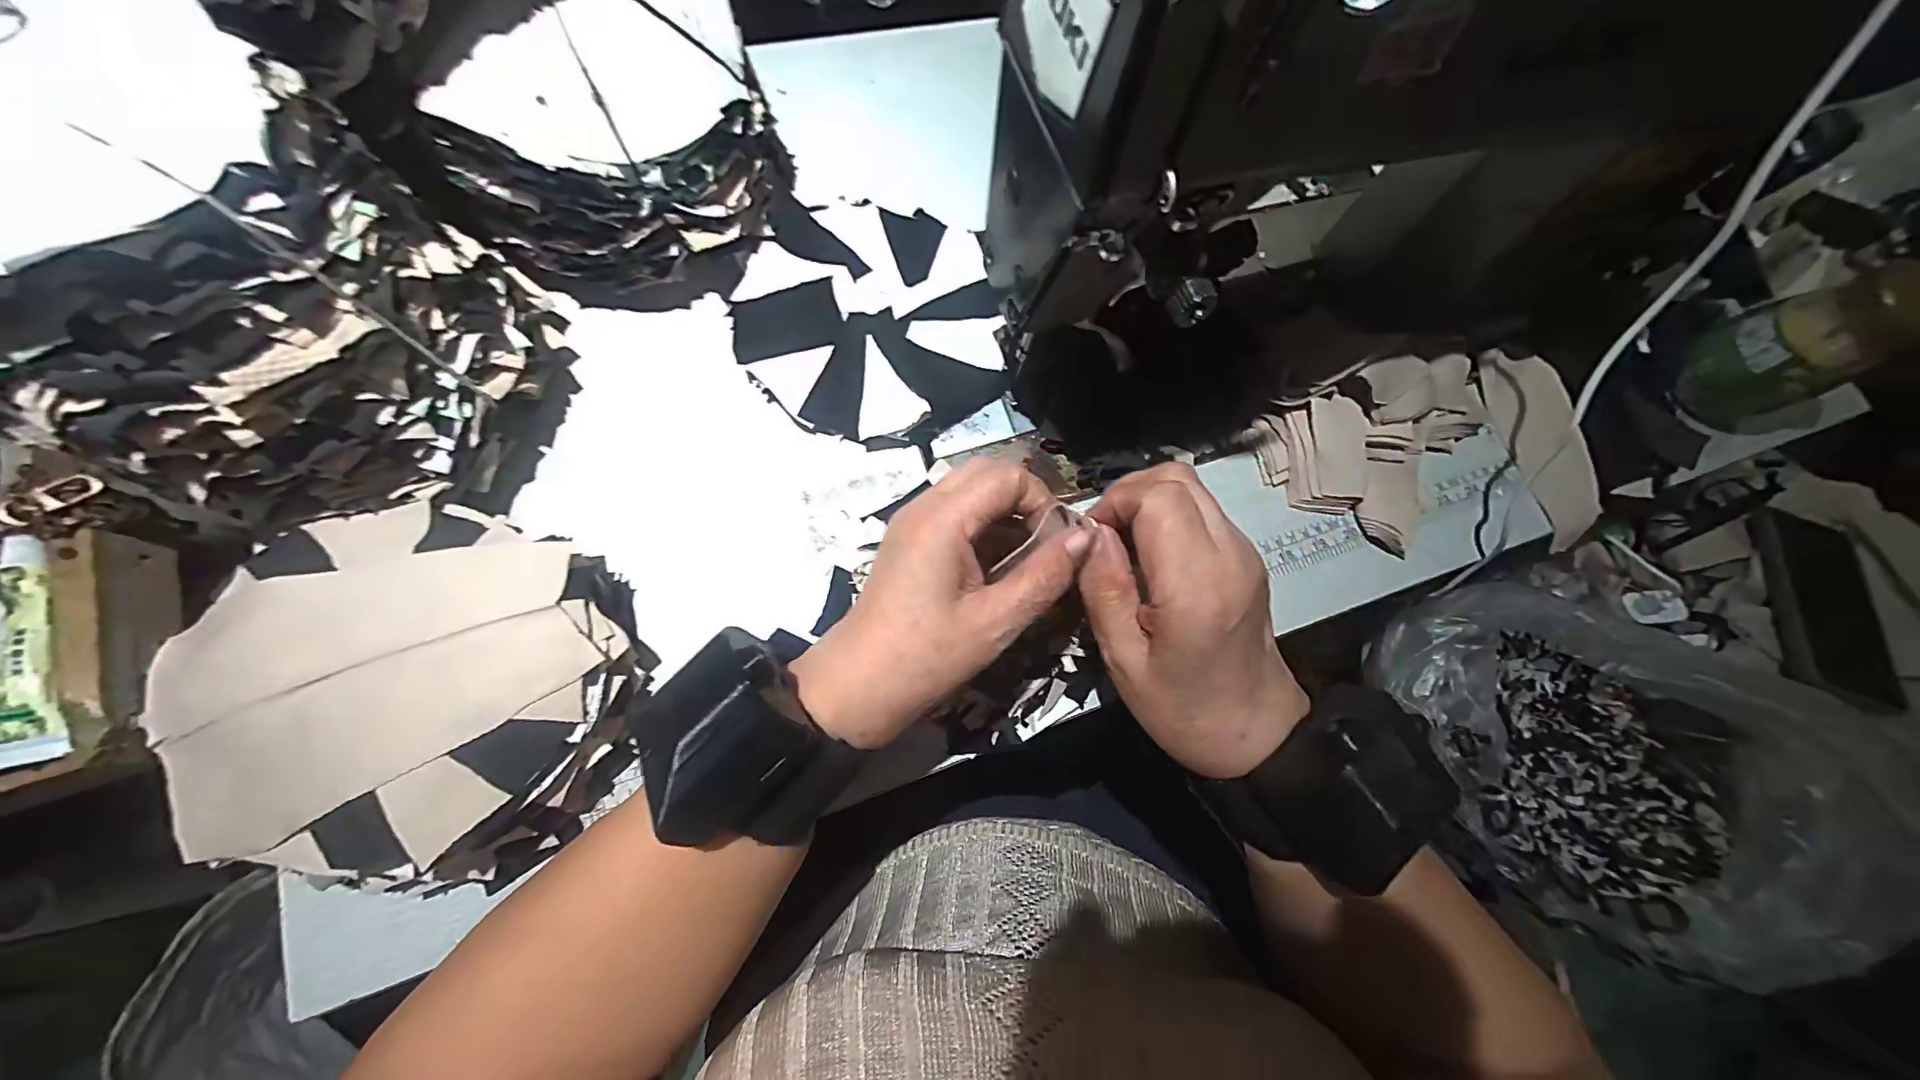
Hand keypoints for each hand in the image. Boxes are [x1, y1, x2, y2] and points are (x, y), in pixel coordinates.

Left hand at [791, 461, 1095, 749]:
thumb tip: (1085, 538)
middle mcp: (923, 507)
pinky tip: (996, 567)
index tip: (1057, 542)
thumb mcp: (995, 622)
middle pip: (986, 471)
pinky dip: (983, 525)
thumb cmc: (926, 657)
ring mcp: (912, 521)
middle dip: (1025, 499)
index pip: (1006, 474)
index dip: (1042, 500)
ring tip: (1025, 558)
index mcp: (941, 520)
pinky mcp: (909, 539)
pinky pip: (953, 511)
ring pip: (969, 489)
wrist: (860, 685)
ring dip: (1004, 512)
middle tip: (1045, 544)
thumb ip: (1043, 576)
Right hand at [1079, 463, 1308, 778]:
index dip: (1115, 503)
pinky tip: (1149, 557)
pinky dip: (1167, 517)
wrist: (1256, 733)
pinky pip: (1202, 511)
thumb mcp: (1124, 660)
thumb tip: (1090, 533)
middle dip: (1128, 494)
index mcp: (1197, 584)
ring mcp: (1244, 551)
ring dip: (1148, 502)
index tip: (1091, 539)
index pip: (1159, 497)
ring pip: (1191, 488)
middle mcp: (1229, 554)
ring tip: (1122, 545)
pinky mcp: (1246, 557)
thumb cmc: (1182, 708)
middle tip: (1103, 536)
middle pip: (1177, 478)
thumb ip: (1105, 589)